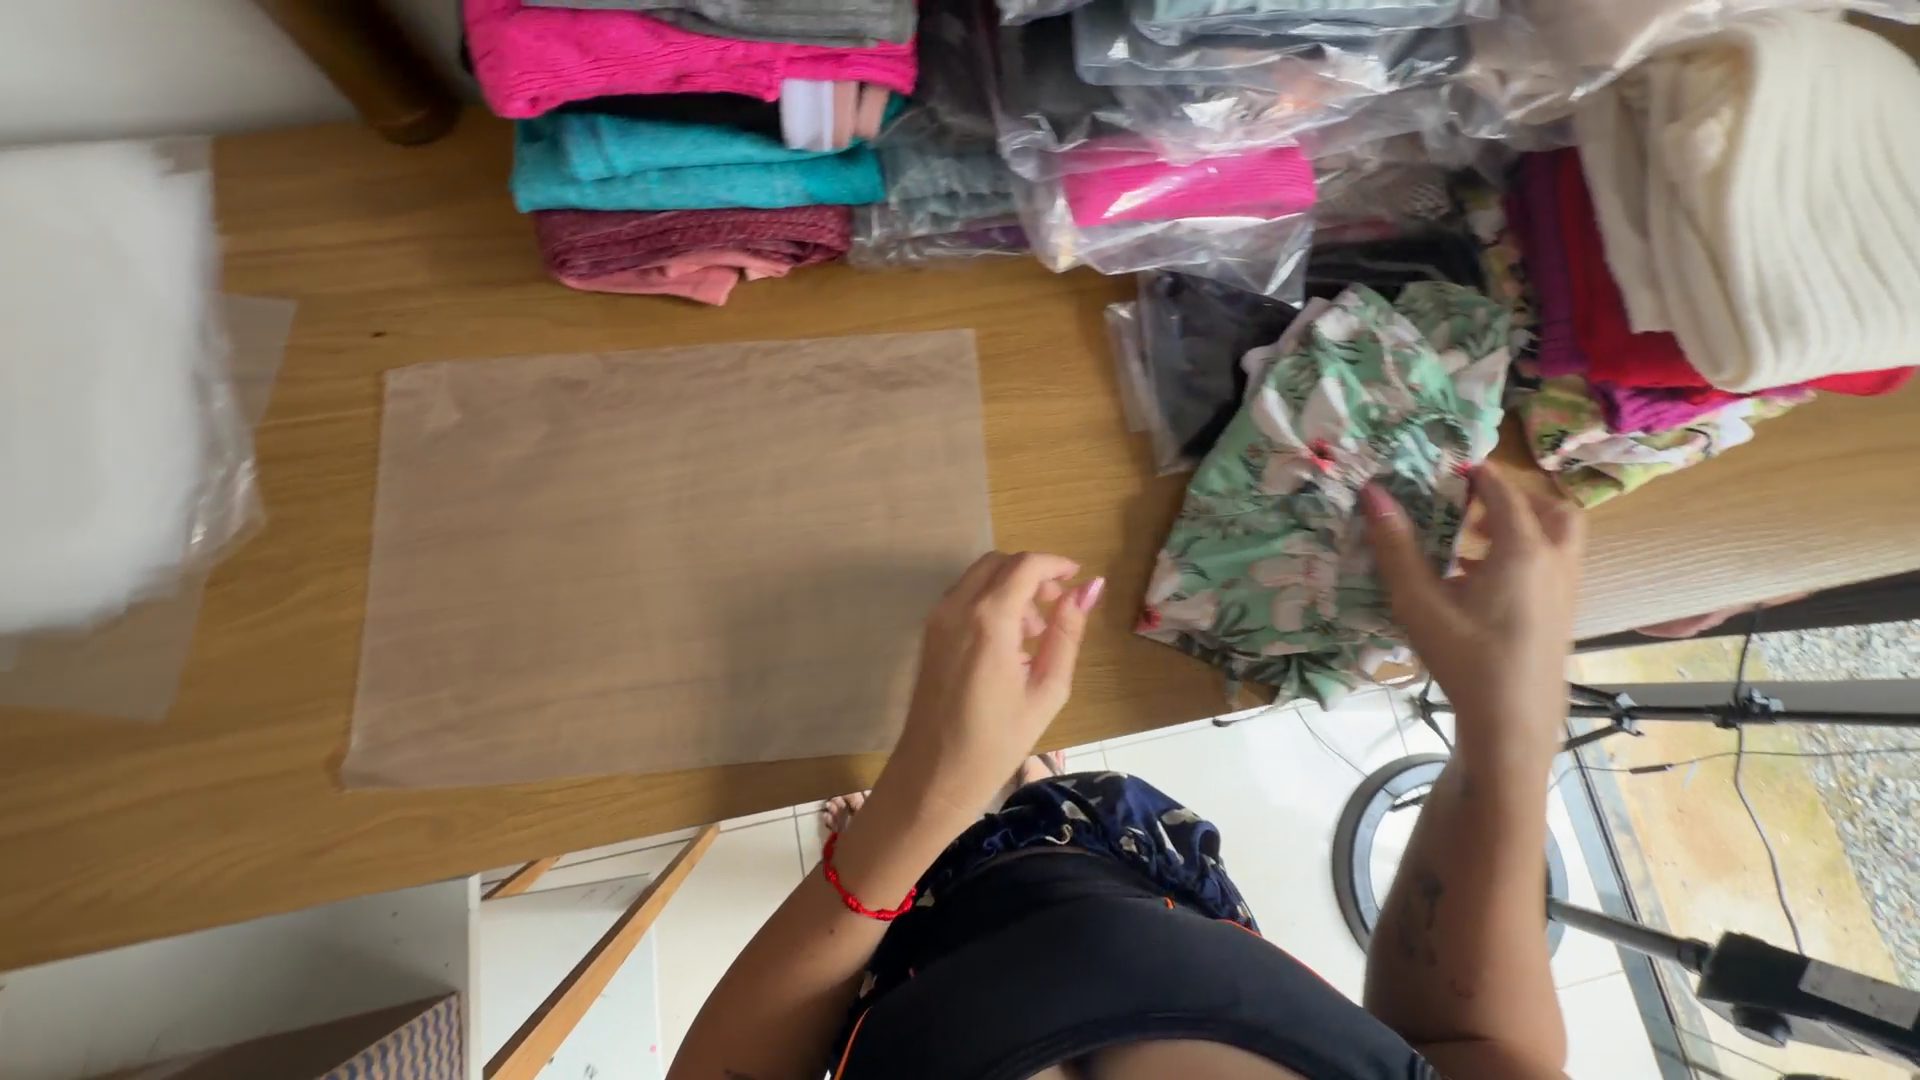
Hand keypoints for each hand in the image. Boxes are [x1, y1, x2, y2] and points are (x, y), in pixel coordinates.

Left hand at [874, 552, 1104, 828]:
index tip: (1077, 578)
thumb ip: (1067, 633)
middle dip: (1033, 574)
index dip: (1056, 564)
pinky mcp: (929, 634)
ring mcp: (937, 619)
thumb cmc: (997, 742)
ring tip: (1035, 633)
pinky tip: (1007, 643)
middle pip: (1000, 563)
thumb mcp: (1046, 690)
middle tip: (1057, 607)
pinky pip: (963, 597)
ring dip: (1011, 587)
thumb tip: (1088, 589)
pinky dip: (989, 601)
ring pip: (979, 577)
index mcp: (989, 620)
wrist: (933, 774)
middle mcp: (957, 607)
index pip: (1025, 566)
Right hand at [1361, 466, 1583, 759]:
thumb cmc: (1464, 655)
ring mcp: (1565, 589)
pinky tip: (1481, 581)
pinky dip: (1525, 554)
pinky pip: (1552, 564)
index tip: (1446, 468)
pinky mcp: (1562, 613)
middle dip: (1512, 498)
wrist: (1512, 720)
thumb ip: (1395, 545)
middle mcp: (1555, 561)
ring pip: (1559, 537)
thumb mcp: (1417, 600)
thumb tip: (1372, 493)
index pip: (1504, 492)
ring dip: (1521, 526)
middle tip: (1469, 504)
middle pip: (1551, 508)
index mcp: (1522, 550)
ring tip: (1471, 541)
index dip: (1476, 474)